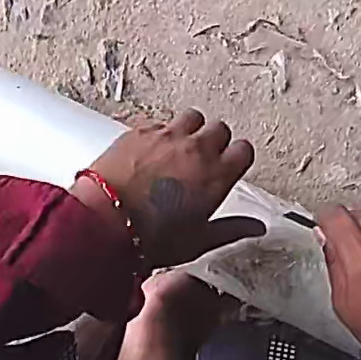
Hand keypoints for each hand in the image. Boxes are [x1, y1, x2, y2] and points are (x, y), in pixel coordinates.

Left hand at [77, 109, 264, 267]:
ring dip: (189, 131)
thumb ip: (230, 230)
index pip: (244, 150)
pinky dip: (159, 134)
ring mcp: (167, 136)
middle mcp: (197, 149)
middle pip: (219, 129)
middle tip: (200, 164)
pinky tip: (150, 153)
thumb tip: (254, 228)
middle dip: (214, 143)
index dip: (236, 160)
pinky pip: (158, 122)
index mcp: (217, 174)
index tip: (227, 171)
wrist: (105, 223)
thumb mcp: (197, 241)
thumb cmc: (150, 237)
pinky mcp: (139, 130)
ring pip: (191, 118)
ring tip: (177, 153)